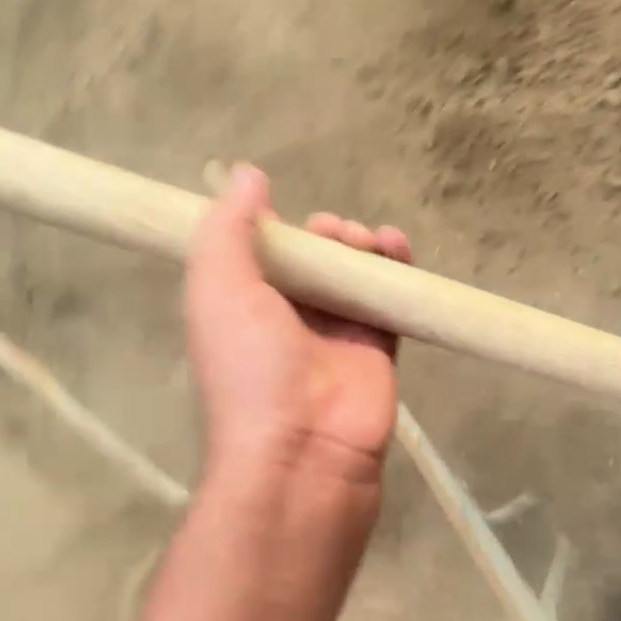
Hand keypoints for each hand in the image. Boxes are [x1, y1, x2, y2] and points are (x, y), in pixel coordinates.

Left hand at [185, 164, 410, 488]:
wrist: (303, 446)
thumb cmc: (250, 367)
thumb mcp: (219, 289)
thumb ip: (229, 230)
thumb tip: (249, 174)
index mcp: (242, 303)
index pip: (266, 251)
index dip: (285, 226)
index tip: (298, 215)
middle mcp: (290, 315)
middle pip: (317, 259)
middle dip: (331, 236)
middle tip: (340, 234)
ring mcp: (338, 332)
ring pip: (357, 276)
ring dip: (366, 249)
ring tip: (374, 241)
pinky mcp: (380, 346)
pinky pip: (392, 301)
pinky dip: (399, 273)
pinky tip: (401, 253)